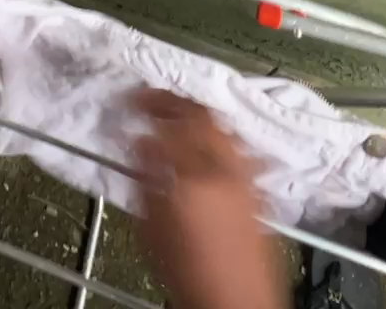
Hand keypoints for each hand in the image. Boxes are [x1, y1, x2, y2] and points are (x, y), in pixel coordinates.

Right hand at [134, 89, 288, 308]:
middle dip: (172, 99)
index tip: (128, 103)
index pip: (163, 125)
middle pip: (198, 114)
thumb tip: (137, 144)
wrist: (236, 306)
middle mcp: (221, 167)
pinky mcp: (257, 188)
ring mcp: (244, 175)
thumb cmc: (185, 272)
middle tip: (150, 97)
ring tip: (178, 112)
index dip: (142, 108)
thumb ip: (144, 179)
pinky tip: (210, 140)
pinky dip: (220, 134)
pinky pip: (239, 145)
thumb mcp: (150, 228)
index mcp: (190, 175)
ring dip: (197, 113)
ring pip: (222, 124)